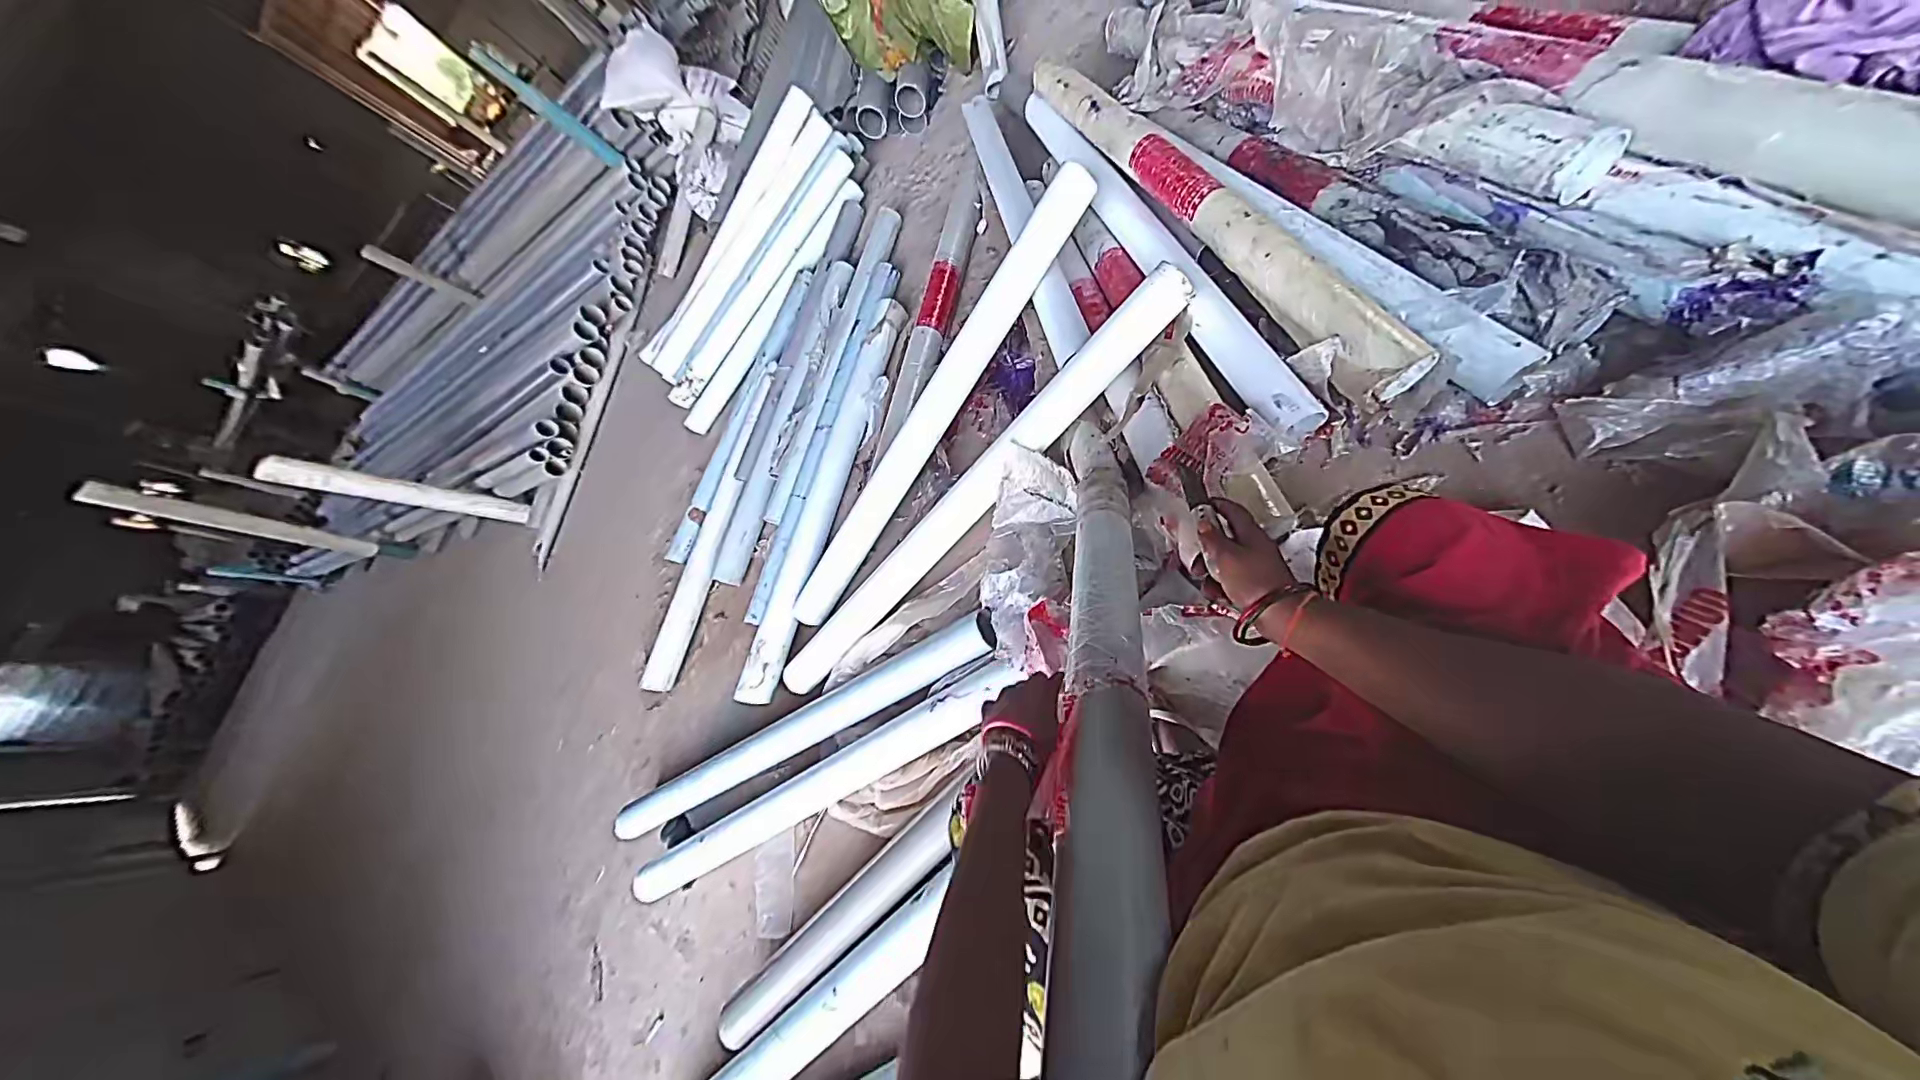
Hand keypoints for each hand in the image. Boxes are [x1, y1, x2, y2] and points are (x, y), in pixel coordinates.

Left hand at [982, 673, 1061, 763]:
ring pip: (1012, 691)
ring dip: (1016, 699)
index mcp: (1042, 688)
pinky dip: (999, 709)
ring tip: (1021, 714)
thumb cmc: (1037, 741)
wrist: (1011, 751)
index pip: (1051, 679)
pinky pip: (995, 704)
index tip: (1056, 684)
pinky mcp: (990, 707)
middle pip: (1030, 683)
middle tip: (1039, 704)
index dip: (1054, 682)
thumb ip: (1051, 711)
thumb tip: (1051, 711)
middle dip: (1034, 692)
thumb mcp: (1054, 726)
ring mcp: (1004, 696)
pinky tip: (1001, 717)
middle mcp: (1021, 687)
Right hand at [1196, 498, 1296, 608]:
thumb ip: (1211, 538)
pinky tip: (1217, 593)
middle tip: (1196, 555)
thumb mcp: (1225, 556)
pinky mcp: (1254, 585)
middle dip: (1206, 547)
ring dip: (1210, 569)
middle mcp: (1255, 547)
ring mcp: (1255, 566)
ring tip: (1205, 580)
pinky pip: (1230, 579)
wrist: (1277, 613)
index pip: (1233, 511)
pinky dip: (1220, 585)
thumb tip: (1203, 523)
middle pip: (1225, 539)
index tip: (1203, 505)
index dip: (1217, 505)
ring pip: (1225, 561)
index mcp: (1250, 534)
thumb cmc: (1253, 581)